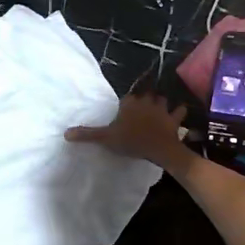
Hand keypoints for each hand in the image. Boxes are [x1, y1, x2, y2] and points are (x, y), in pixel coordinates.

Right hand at [65, 92, 193, 171]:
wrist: (158, 148)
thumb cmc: (131, 141)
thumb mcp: (106, 138)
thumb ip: (87, 134)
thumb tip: (65, 133)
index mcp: (129, 103)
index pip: (127, 97)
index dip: (126, 103)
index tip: (124, 110)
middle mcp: (145, 101)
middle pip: (145, 95)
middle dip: (144, 100)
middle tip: (140, 109)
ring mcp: (161, 109)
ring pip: (161, 100)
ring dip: (160, 103)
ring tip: (157, 110)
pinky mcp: (173, 118)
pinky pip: (179, 111)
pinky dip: (178, 112)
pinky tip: (177, 114)